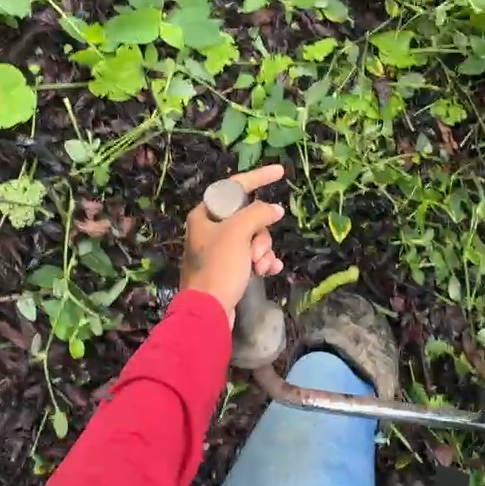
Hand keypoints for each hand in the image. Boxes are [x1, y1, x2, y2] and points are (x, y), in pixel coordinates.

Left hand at [181, 164, 285, 324]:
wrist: (208, 313)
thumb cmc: (219, 267)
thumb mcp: (238, 233)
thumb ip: (258, 213)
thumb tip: (275, 209)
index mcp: (205, 215)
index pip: (235, 187)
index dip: (258, 177)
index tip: (280, 172)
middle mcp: (210, 229)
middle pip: (249, 217)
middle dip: (261, 234)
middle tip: (256, 252)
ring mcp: (220, 250)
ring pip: (254, 238)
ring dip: (263, 251)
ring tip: (261, 267)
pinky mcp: (228, 269)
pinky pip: (253, 256)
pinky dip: (263, 261)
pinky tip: (270, 270)